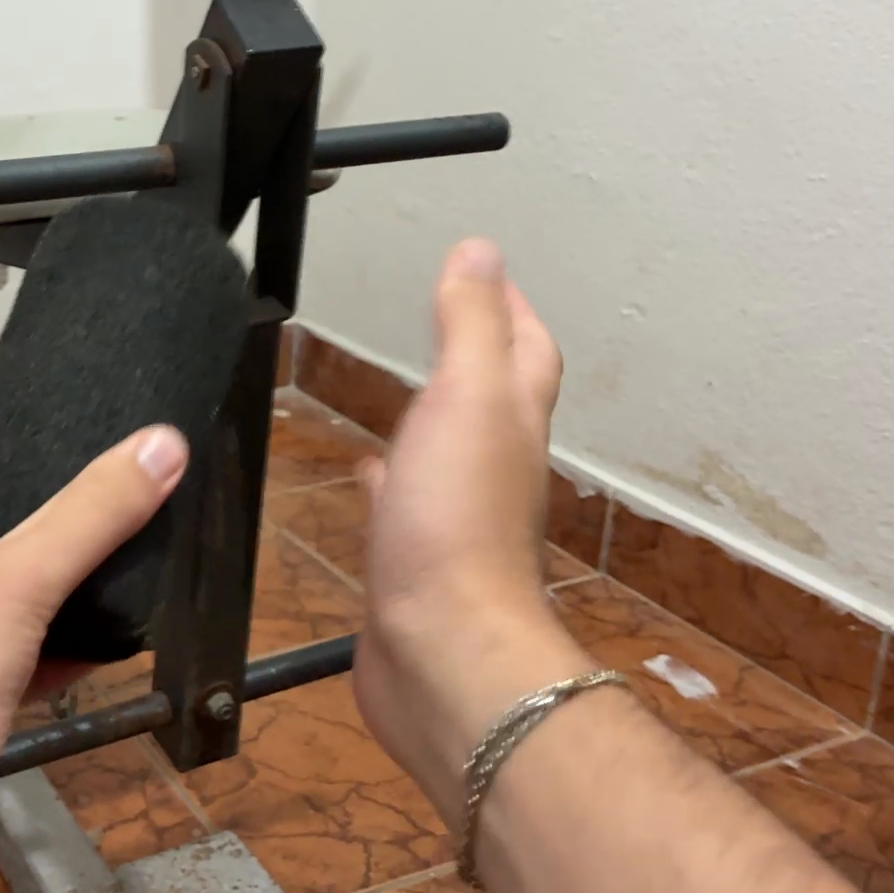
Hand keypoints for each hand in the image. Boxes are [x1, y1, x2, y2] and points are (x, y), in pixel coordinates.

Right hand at [351, 238, 595, 818]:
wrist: (440, 643)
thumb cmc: (453, 518)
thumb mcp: (466, 400)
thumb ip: (470, 325)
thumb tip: (480, 250)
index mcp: (509, 422)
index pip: (524, 347)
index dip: (510, 305)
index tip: (484, 268)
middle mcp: (492, 463)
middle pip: (494, 394)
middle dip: (477, 351)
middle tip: (444, 316)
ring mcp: (453, 511)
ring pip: (449, 443)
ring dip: (434, 410)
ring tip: (403, 384)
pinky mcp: (413, 551)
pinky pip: (405, 496)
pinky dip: (391, 472)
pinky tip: (369, 470)